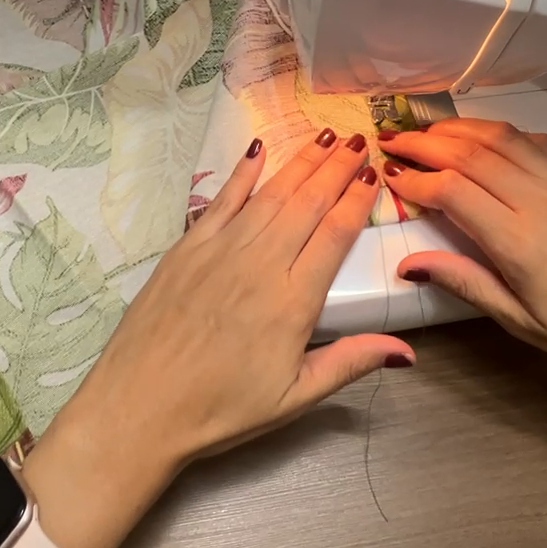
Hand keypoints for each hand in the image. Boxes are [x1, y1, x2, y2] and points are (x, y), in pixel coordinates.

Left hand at [20, 129, 412, 547]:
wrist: (139, 407)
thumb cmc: (220, 409)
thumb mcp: (293, 399)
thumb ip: (349, 364)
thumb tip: (408, 349)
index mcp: (293, 300)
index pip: (335, 234)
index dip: (357, 201)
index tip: (375, 175)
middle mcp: (262, 262)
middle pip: (308, 203)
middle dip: (336, 168)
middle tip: (357, 141)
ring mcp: (222, 248)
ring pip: (271, 194)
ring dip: (301, 163)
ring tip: (324, 138)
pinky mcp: (189, 246)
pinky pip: (222, 199)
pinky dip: (243, 172)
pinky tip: (258, 149)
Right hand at [379, 118, 546, 387]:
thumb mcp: (523, 323)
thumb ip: (465, 283)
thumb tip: (411, 263)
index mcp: (519, 240)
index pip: (451, 191)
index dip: (414, 178)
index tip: (389, 176)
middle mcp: (539, 199)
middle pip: (469, 153)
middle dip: (424, 142)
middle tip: (391, 139)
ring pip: (501, 137)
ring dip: (458, 128)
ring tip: (427, 130)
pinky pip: (536, 141)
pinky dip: (502, 132)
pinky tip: (486, 136)